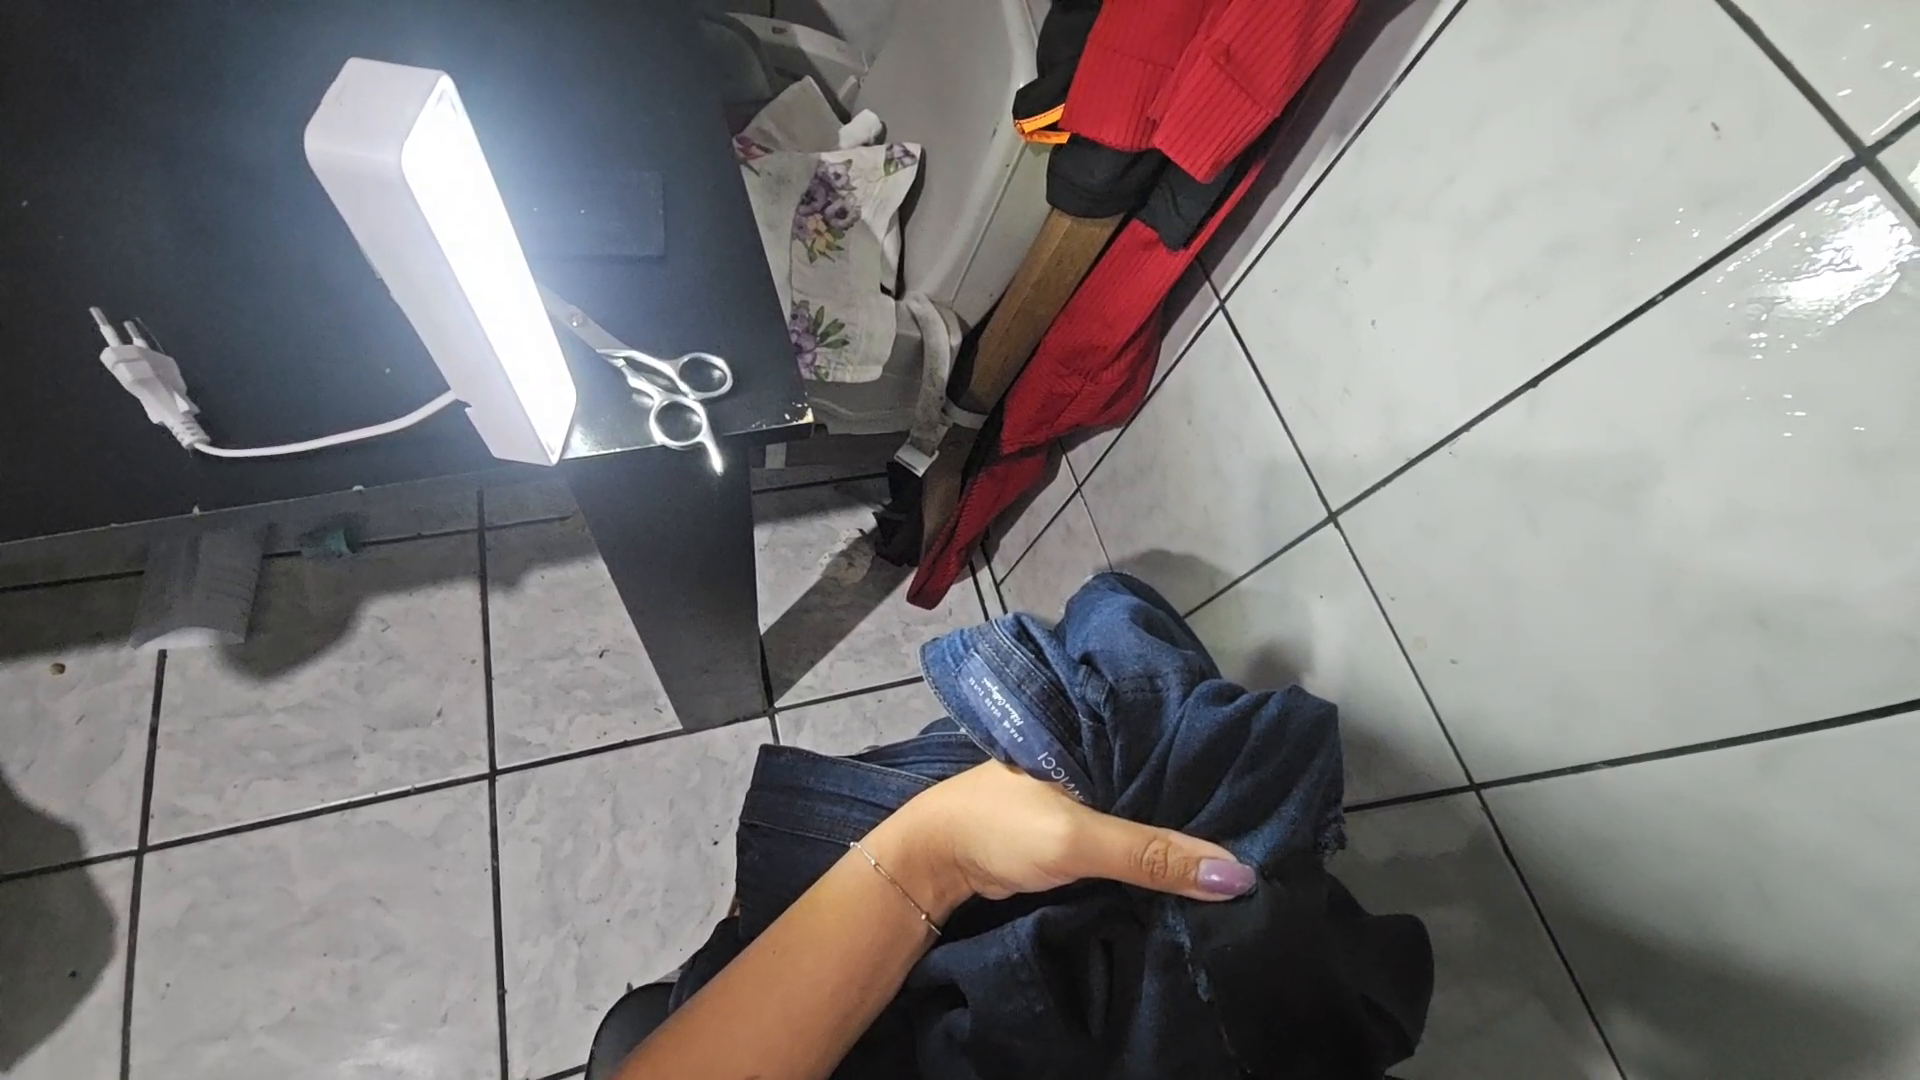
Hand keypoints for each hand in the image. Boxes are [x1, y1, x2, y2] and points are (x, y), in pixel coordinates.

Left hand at [862, 762, 1256, 920]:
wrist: (937, 861)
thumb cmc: (1002, 827)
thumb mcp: (1077, 839)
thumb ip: (1150, 854)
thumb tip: (1241, 875)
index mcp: (1092, 736)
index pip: (1166, 742)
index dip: (1210, 762)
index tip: (1266, 785)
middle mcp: (1092, 756)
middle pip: (1158, 780)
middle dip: (1199, 802)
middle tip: (1266, 824)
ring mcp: (1082, 793)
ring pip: (1143, 809)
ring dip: (1176, 831)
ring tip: (1242, 844)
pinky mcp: (1074, 826)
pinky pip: (1125, 835)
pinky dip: (1151, 850)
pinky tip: (1188, 864)